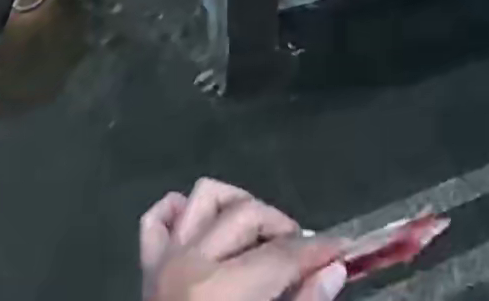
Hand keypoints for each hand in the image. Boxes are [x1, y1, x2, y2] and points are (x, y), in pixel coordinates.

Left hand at [141, 178, 348, 300]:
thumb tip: (334, 270)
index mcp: (221, 292)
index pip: (281, 255)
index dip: (317, 249)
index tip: (342, 248)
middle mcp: (190, 263)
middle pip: (248, 215)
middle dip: (283, 227)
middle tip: (304, 253)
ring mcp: (163, 261)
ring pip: (205, 196)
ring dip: (237, 203)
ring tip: (260, 232)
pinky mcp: (146, 268)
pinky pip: (157, 218)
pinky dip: (180, 211)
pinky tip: (205, 227)